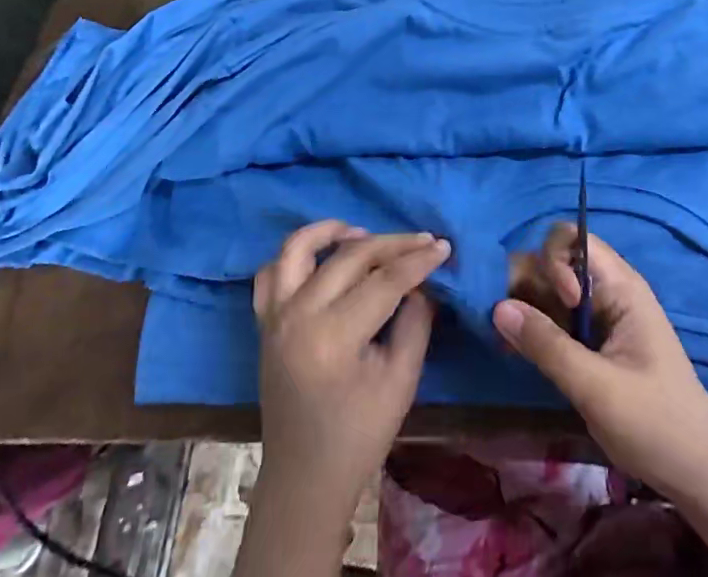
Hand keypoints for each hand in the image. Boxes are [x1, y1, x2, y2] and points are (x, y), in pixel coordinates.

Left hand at [251, 220, 449, 504]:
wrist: (305, 477)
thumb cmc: (360, 435)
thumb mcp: (401, 380)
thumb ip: (416, 322)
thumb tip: (423, 282)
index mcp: (334, 336)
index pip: (384, 281)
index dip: (418, 260)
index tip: (444, 247)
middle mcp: (297, 315)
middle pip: (349, 258)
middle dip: (391, 244)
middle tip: (423, 241)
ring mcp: (274, 317)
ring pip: (297, 249)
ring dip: (330, 232)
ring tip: (362, 231)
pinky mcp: (263, 323)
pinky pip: (270, 273)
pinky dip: (295, 256)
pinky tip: (322, 257)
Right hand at [494, 224, 707, 495]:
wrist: (694, 470)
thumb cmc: (655, 423)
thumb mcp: (598, 387)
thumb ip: (547, 345)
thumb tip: (497, 307)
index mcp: (621, 288)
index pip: (574, 238)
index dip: (555, 260)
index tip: (560, 302)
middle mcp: (606, 292)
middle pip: (553, 263)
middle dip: (525, 284)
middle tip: (508, 326)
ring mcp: (597, 317)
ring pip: (547, 291)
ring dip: (522, 309)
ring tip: (504, 344)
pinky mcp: (588, 342)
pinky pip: (552, 319)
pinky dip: (530, 329)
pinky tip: (512, 351)